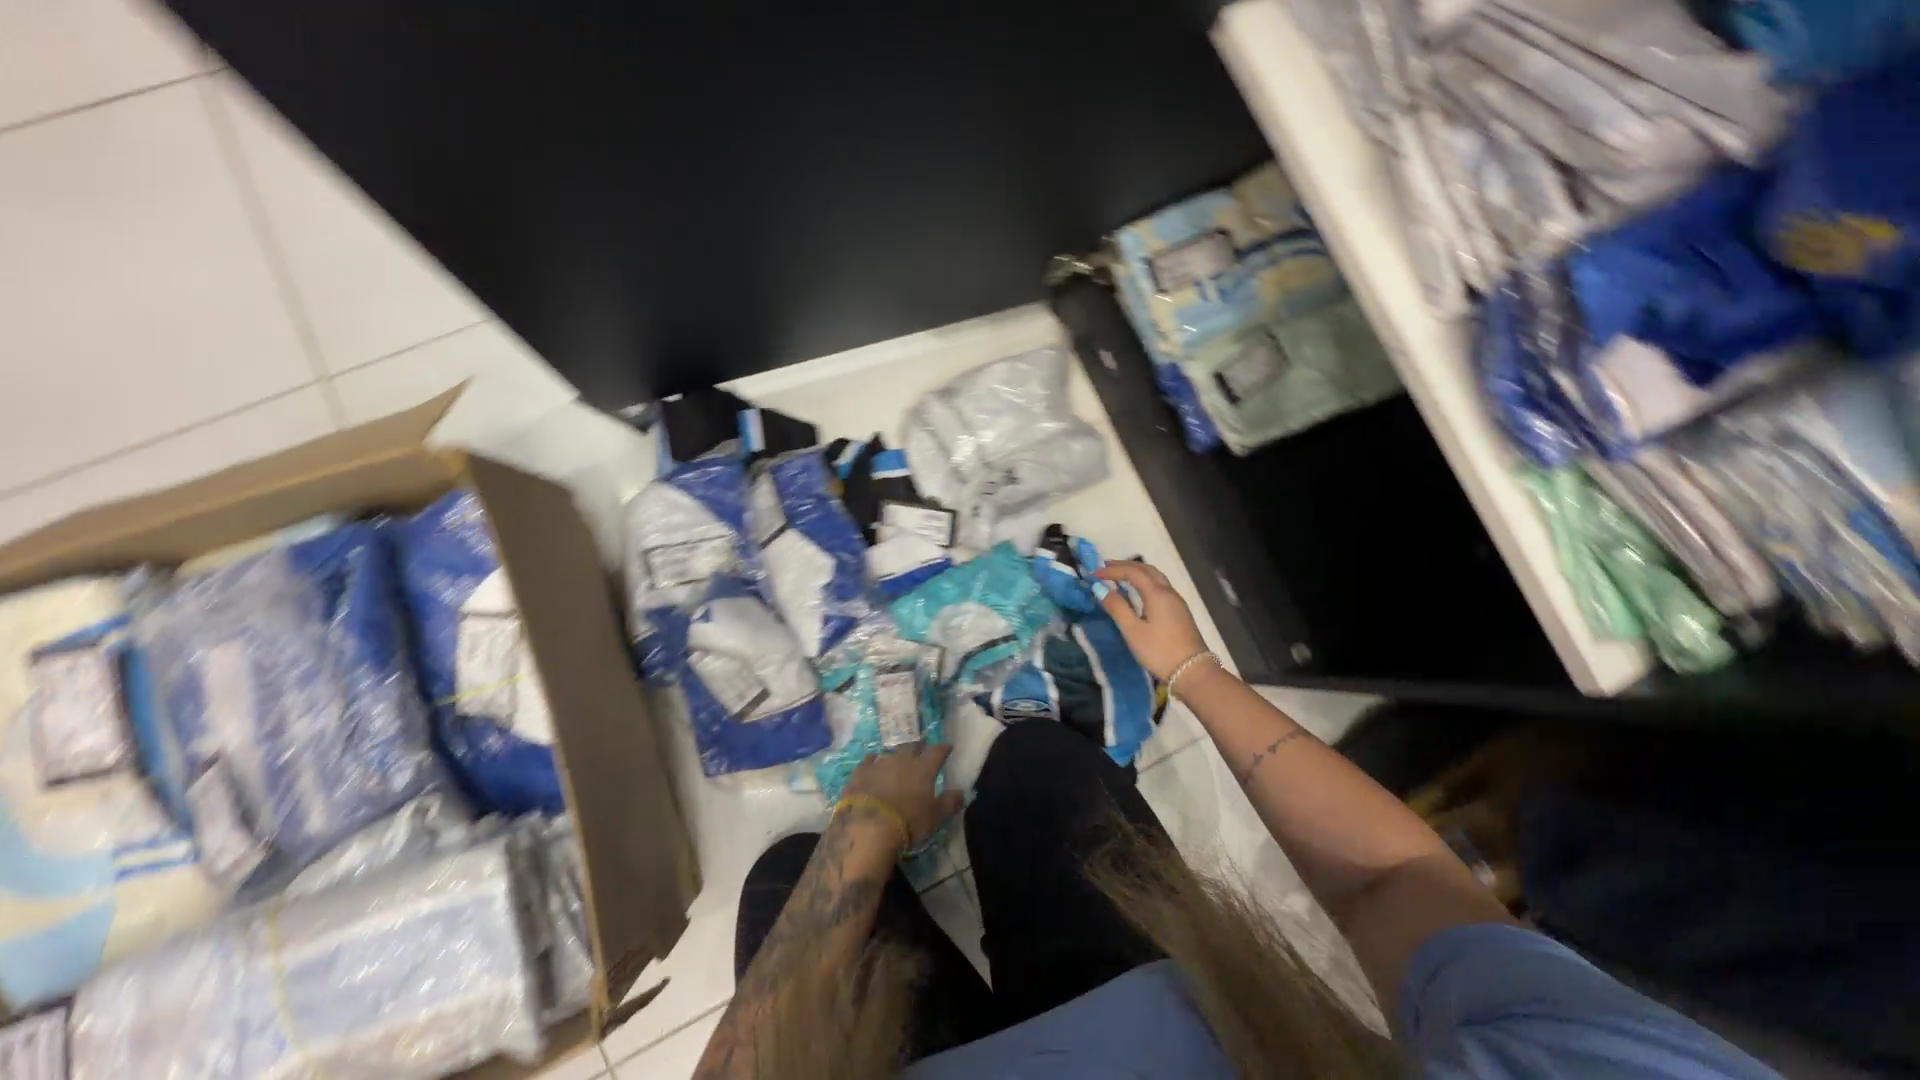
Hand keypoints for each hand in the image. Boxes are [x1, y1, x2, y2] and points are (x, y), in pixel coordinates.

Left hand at [841, 742, 964, 848]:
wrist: (870, 826)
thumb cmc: (909, 821)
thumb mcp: (936, 816)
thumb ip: (950, 802)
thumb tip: (962, 792)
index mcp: (923, 769)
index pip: (937, 752)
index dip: (943, 748)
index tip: (947, 746)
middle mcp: (902, 760)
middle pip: (912, 747)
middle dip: (918, 746)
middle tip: (921, 747)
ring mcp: (879, 764)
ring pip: (890, 753)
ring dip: (896, 754)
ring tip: (898, 757)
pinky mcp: (860, 773)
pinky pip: (868, 761)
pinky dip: (872, 760)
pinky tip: (872, 760)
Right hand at [1094, 561, 1208, 680]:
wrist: (1193, 671)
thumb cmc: (1159, 651)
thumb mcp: (1133, 631)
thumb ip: (1117, 608)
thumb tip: (1100, 588)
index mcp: (1157, 594)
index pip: (1132, 572)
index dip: (1112, 570)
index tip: (1093, 574)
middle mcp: (1168, 592)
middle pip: (1146, 569)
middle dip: (1125, 565)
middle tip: (1105, 568)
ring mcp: (1176, 601)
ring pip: (1156, 577)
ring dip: (1137, 572)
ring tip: (1119, 576)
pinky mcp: (1179, 611)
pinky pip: (1160, 586)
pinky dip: (1145, 581)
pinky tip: (1137, 591)